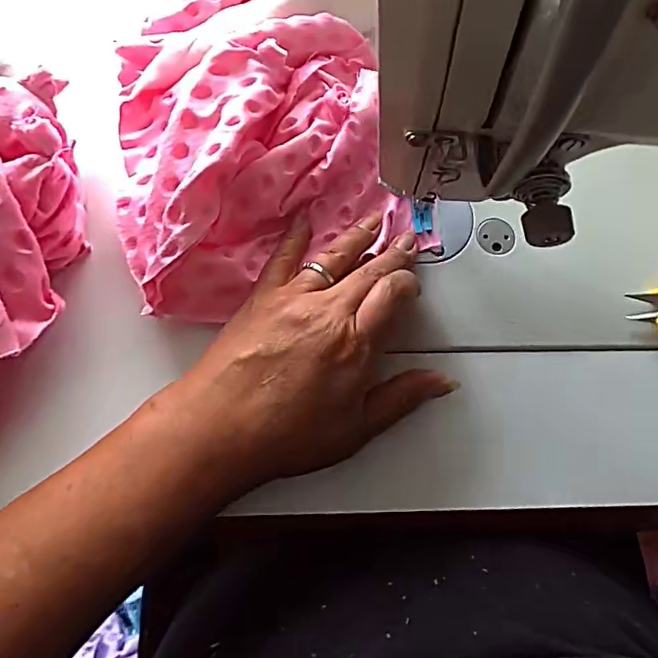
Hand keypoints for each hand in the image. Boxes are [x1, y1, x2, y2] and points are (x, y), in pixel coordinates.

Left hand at [153, 213, 454, 494]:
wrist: (216, 429)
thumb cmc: (285, 436)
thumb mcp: (356, 430)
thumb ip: (402, 398)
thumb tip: (441, 381)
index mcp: (355, 343)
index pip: (392, 294)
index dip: (407, 282)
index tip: (413, 283)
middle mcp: (328, 312)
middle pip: (369, 271)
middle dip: (393, 254)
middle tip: (407, 241)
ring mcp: (294, 299)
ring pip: (335, 257)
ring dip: (359, 236)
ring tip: (375, 220)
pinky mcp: (263, 297)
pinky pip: (284, 259)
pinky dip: (295, 237)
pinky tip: (304, 221)